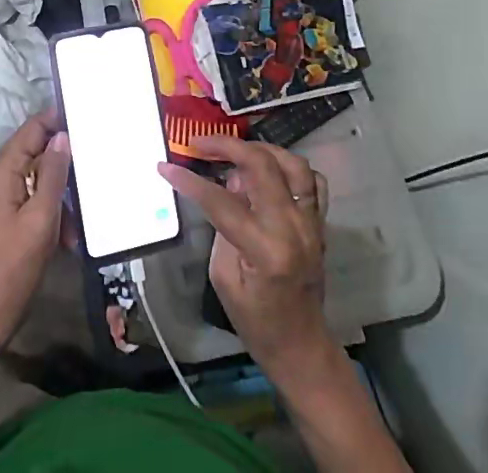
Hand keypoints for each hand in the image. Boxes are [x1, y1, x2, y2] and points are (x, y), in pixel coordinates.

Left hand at [0, 110, 70, 350]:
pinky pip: (44, 204)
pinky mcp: (18, 222)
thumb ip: (54, 175)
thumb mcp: (40, 217)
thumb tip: (63, 137)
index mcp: (5, 173)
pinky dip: (60, 215)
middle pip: (41, 153)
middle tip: (100, 160)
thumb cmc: (13, 265)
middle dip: (69, 159)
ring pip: (46, 180)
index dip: (58, 119)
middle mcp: (5, 181)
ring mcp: (10, 202)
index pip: (32, 130)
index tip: (90, 116)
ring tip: (85, 214)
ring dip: (67, 194)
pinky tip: (72, 238)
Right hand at [158, 135, 334, 375]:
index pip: (222, 201)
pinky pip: (311, 180)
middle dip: (228, 146)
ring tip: (234, 151)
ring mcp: (312, 220)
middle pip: (262, 165)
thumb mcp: (224, 279)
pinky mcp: (320, 220)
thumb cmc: (256, 321)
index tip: (167, 166)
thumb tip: (227, 187)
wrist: (301, 344)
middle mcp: (293, 226)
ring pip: (291, 163)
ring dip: (260, 150)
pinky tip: (268, 171)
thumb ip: (223, 228)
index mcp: (265, 248)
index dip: (191, 181)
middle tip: (201, 144)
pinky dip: (289, 167)